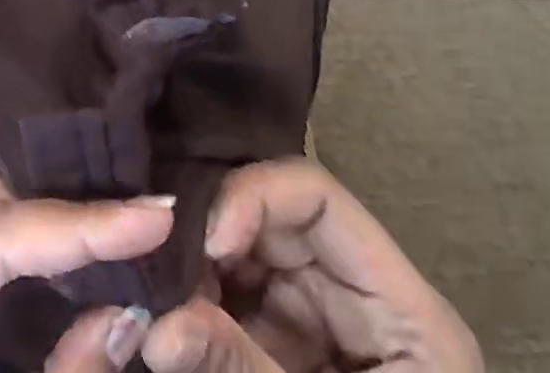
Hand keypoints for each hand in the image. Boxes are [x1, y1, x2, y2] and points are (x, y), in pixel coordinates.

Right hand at [142, 159, 481, 372]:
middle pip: (267, 217)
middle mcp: (349, 292)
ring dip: (189, 265)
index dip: (254, 195)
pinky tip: (160, 313)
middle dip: (206, 233)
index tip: (204, 240)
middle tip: (156, 269)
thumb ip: (241, 371)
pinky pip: (222, 293)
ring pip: (235, 251)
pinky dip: (189, 298)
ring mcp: (309, 316)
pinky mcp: (274, 340)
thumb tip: (154, 325)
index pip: (317, 197)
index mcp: (398, 306)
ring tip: (151, 293)